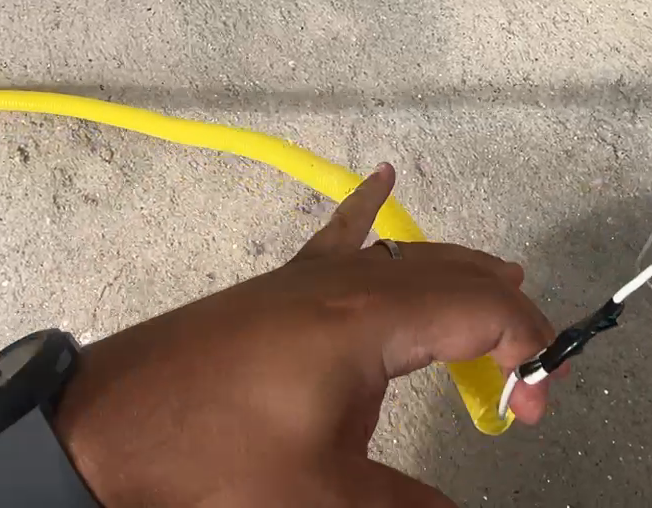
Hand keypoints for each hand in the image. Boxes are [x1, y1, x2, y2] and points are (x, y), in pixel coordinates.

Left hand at [58, 164, 555, 506]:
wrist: (112, 425)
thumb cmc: (217, 457)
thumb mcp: (319, 496)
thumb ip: (405, 506)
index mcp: (371, 319)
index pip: (480, 308)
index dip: (527, 347)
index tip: (539, 404)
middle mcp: (351, 279)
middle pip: (453, 273)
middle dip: (505, 312)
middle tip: (531, 369)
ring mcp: (314, 273)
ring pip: (409, 255)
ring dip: (460, 273)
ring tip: (502, 284)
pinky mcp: (285, 281)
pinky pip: (340, 232)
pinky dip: (370, 207)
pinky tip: (383, 177)